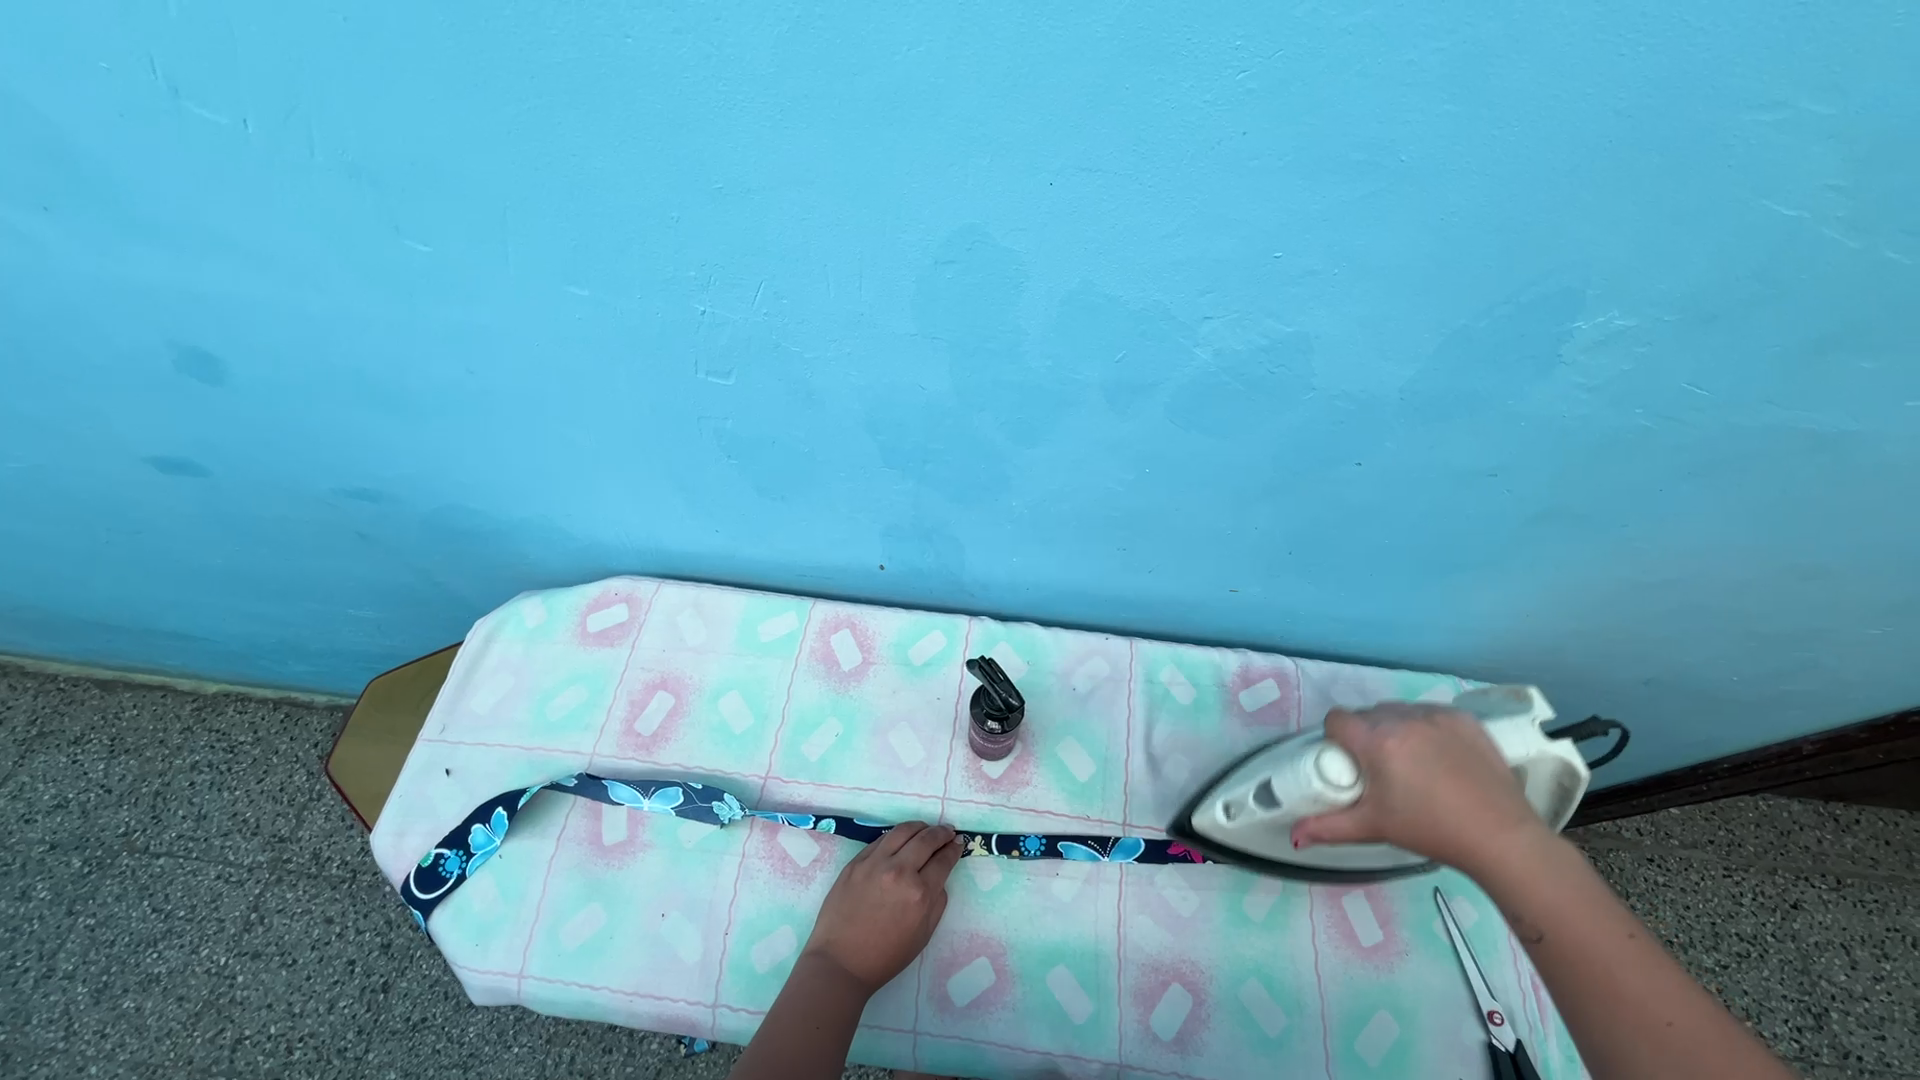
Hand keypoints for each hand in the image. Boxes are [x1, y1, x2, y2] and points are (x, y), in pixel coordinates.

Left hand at [800, 821, 962, 993]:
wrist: (842, 961)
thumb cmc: (886, 956)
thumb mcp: (924, 934)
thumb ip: (937, 902)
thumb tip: (939, 877)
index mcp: (920, 894)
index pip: (943, 860)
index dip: (954, 849)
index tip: (958, 843)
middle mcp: (899, 872)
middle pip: (926, 839)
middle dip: (941, 833)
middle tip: (947, 831)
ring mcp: (874, 864)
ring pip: (902, 831)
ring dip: (920, 827)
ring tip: (926, 829)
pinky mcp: (856, 862)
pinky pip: (881, 840)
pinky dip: (896, 835)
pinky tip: (901, 839)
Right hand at [1289, 702, 1550, 873]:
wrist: (1502, 837)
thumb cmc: (1431, 830)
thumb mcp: (1374, 827)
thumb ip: (1329, 826)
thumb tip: (1294, 836)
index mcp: (1377, 742)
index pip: (1337, 719)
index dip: (1336, 737)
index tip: (1347, 760)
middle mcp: (1403, 719)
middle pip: (1368, 714)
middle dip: (1366, 734)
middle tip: (1379, 767)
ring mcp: (1437, 716)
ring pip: (1399, 711)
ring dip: (1395, 727)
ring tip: (1410, 760)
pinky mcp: (1465, 719)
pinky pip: (1431, 713)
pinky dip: (1426, 727)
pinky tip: (1438, 754)